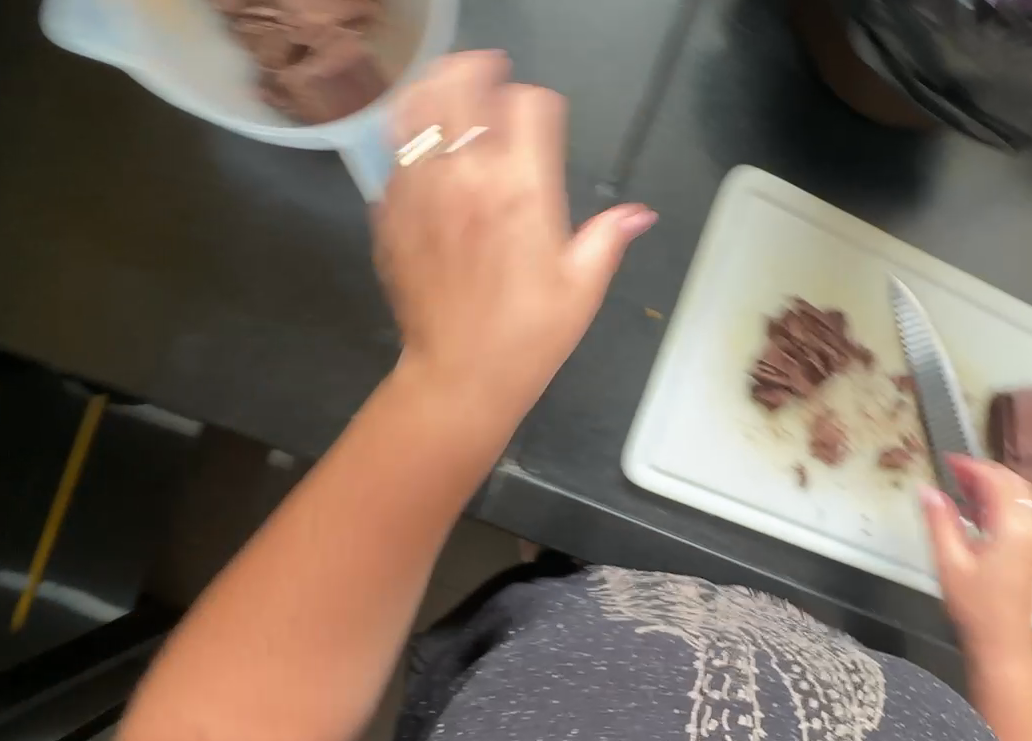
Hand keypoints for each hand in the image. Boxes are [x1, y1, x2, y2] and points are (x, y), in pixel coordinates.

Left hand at [372, 51, 656, 427]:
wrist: (461, 375)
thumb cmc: (531, 337)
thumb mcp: (583, 290)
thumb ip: (607, 239)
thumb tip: (640, 214)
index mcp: (524, 191)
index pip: (531, 107)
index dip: (541, 104)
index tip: (546, 117)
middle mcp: (468, 176)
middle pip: (464, 85)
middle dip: (482, 73)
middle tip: (492, 77)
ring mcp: (421, 188)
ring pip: (419, 106)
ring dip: (436, 89)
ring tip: (451, 95)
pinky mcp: (391, 210)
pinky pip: (395, 152)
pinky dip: (411, 137)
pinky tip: (426, 150)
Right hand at [920, 456, 1031, 662]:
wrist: (1003, 644)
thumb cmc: (977, 609)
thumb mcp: (950, 563)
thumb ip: (939, 522)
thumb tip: (927, 492)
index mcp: (1013, 528)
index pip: (996, 481)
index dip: (972, 466)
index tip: (949, 461)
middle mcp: (1030, 529)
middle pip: (1014, 484)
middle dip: (984, 472)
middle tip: (955, 471)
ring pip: (1019, 498)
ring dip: (993, 488)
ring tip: (961, 489)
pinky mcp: (1031, 552)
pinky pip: (1019, 515)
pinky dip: (999, 505)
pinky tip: (975, 514)